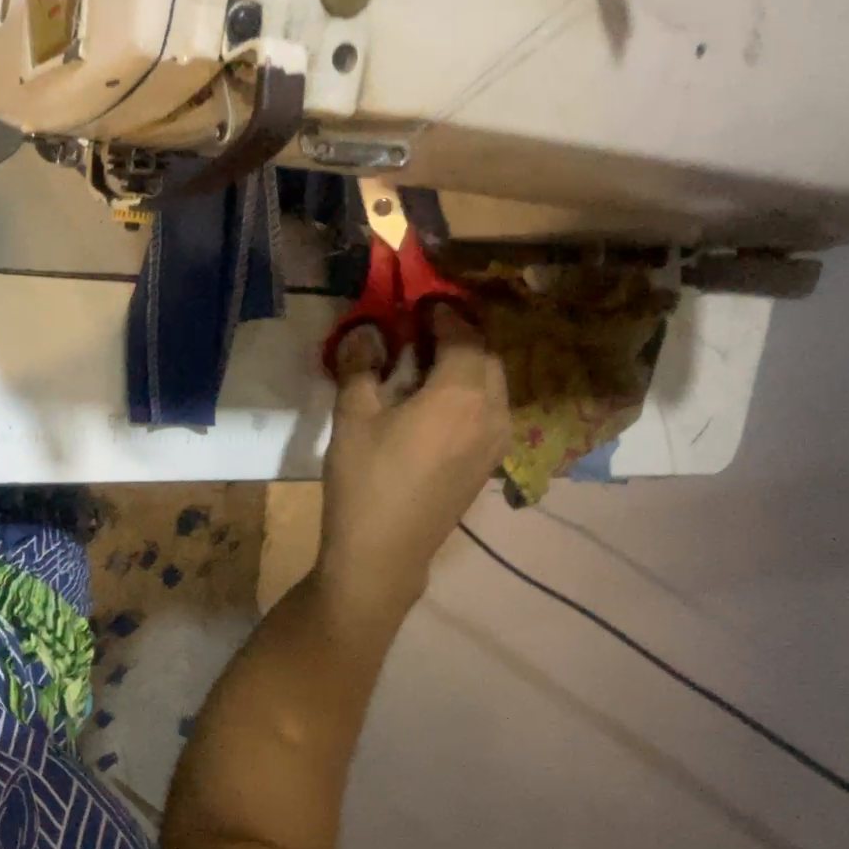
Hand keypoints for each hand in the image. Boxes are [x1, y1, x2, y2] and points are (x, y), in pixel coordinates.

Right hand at [318, 305, 510, 611]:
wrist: (383, 550)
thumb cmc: (365, 477)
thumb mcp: (352, 417)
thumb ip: (360, 368)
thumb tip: (364, 333)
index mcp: (463, 393)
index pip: (463, 335)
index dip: (442, 313)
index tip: (418, 299)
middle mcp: (493, 411)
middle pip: (487, 357)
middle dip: (459, 335)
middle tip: (420, 326)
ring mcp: (496, 440)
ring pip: (491, 385)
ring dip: (465, 364)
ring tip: (425, 360)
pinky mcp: (487, 462)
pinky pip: (487, 409)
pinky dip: (468, 391)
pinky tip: (433, 400)